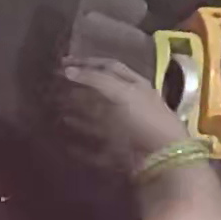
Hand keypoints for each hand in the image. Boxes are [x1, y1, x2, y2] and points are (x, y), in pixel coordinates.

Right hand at [57, 57, 192, 173]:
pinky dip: (80, 136)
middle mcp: (129, 101)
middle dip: (80, 84)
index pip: (108, 66)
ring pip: (97, 112)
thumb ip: (96, 80)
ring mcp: (123, 124)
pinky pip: (95, 138)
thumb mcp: (123, 93)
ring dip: (77, 107)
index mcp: (135, 85)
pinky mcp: (117, 145)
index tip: (64, 62)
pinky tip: (67, 135)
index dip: (87, 62)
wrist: (162, 157)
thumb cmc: (145, 120)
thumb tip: (68, 70)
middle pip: (101, 88)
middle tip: (57, 81)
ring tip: (58, 105)